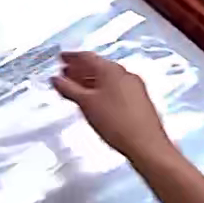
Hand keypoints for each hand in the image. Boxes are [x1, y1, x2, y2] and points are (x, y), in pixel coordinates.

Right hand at [52, 51, 179, 166]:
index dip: (71, 57)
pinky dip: (103, 90)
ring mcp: (134, 87)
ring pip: (107, 78)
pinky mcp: (140, 100)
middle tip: (67, 73)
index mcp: (111, 70)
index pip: (86, 57)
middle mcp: (125, 74)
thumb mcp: (86, 104)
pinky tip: (96, 101)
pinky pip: (117, 89)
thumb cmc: (119, 124)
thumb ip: (68, 89)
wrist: (146, 145)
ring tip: (78, 88)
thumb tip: (57, 80)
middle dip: (80, 70)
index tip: (62, 58)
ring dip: (91, 81)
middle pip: (97, 66)